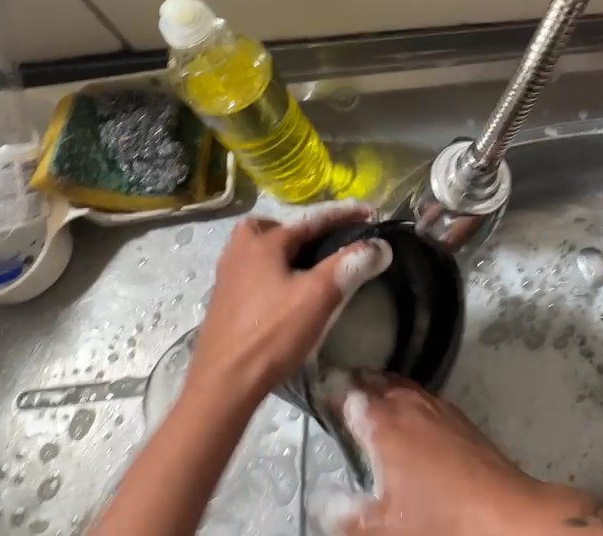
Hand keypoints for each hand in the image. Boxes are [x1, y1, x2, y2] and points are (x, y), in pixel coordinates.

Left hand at [186, 202, 392, 405]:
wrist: (222, 387)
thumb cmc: (271, 335)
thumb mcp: (319, 297)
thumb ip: (350, 265)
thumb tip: (380, 246)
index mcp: (262, 244)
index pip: (311, 218)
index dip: (344, 214)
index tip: (370, 214)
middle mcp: (240, 253)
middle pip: (274, 227)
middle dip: (302, 228)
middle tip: (324, 240)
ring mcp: (227, 279)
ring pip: (259, 250)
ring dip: (285, 251)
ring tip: (309, 267)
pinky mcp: (224, 305)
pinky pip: (254, 273)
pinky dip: (274, 272)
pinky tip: (287, 294)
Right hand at [311, 371, 545, 535]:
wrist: (500, 511)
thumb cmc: (437, 517)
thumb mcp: (380, 527)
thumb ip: (344, 515)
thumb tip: (322, 502)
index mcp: (385, 423)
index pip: (351, 395)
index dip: (333, 390)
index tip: (321, 389)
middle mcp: (411, 405)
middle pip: (379, 382)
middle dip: (359, 384)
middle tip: (342, 389)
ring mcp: (439, 408)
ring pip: (404, 387)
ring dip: (385, 389)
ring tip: (371, 399)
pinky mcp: (459, 418)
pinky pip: (424, 399)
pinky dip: (409, 401)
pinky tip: (409, 420)